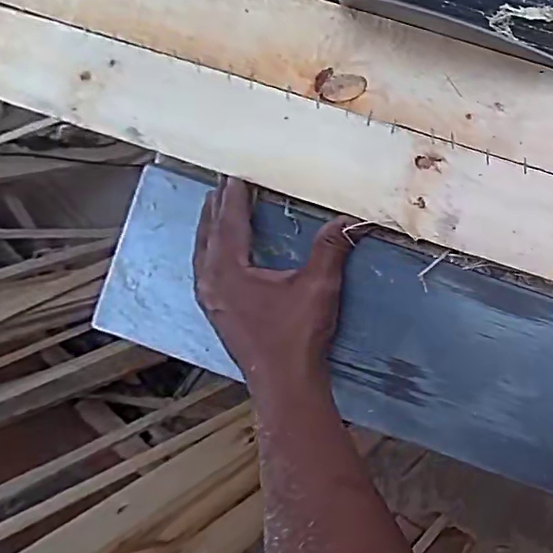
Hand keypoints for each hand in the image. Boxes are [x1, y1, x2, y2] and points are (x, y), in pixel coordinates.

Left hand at [193, 178, 358, 391]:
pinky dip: (212, 249)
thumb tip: (349, 219)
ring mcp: (210, 299)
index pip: (229, 224)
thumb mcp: (318, 286)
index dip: (234, 198)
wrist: (283, 378)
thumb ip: (330, 249)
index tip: (234, 174)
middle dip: (216, 208)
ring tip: (217, 210)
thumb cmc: (297, 331)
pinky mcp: (218, 311)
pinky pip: (206, 269)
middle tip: (222, 184)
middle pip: (208, 235)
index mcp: (228, 271)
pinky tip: (220, 252)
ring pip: (203, 253)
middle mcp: (210, 282)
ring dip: (211, 228)